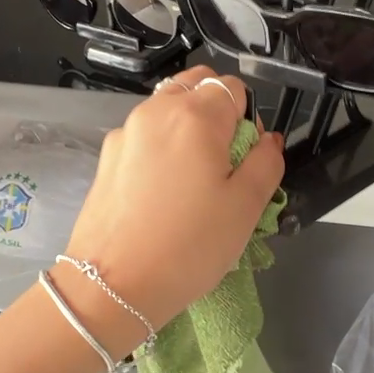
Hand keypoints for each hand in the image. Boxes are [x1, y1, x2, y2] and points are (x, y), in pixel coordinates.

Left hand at [58, 67, 284, 354]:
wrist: (113, 285)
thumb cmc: (189, 247)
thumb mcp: (246, 208)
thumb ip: (266, 163)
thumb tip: (267, 141)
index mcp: (195, 116)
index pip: (233, 88)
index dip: (248, 119)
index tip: (246, 161)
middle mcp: (156, 112)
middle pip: (195, 86)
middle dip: (216, 113)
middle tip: (222, 164)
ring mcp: (125, 133)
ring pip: (166, 110)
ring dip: (187, 129)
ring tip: (191, 182)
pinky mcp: (106, 158)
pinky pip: (144, 137)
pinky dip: (160, 150)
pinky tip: (161, 196)